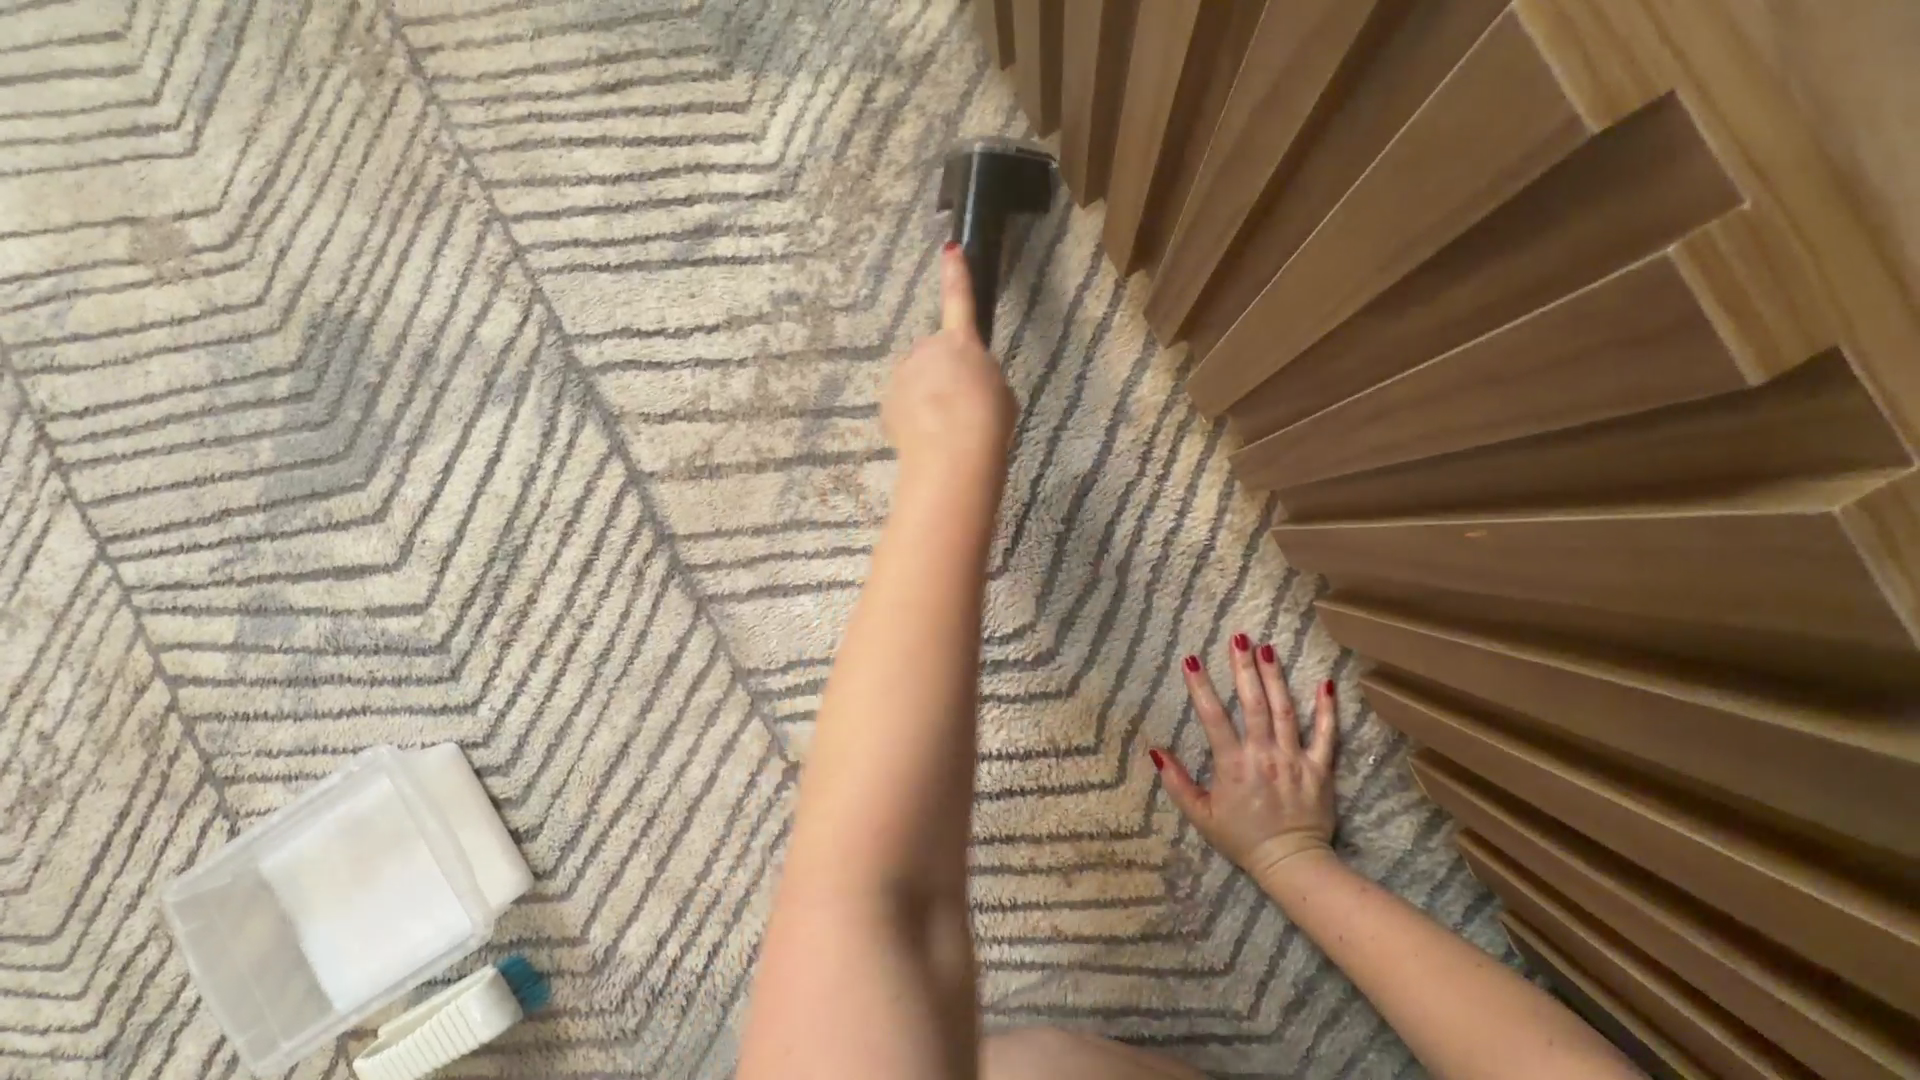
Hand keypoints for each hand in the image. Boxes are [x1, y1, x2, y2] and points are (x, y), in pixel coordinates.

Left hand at [881, 243, 1015, 469]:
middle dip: (944, 372)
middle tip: (962, 405)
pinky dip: (913, 417)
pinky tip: (927, 437)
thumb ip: (982, 377)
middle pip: (936, 354)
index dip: (957, 273)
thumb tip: (966, 385)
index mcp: (962, 342)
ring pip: (917, 380)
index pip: (960, 299)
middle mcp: (927, 350)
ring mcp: (903, 375)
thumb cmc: (987, 424)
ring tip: (945, 427)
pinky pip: (904, 404)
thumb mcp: (1001, 394)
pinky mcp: (887, 401)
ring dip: (928, 396)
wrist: (952, 457)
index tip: (950, 249)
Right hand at [1151, 635, 1337, 881]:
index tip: (1191, 660)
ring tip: (1268, 649)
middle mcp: (1264, 755)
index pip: (1213, 718)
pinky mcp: (1320, 769)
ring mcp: (1295, 759)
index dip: (1200, 688)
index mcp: (1233, 765)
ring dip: (1276, 678)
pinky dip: (1326, 709)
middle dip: (1243, 669)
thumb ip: (1177, 783)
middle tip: (1239, 638)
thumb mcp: (1201, 816)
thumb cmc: (1242, 839)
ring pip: (1285, 711)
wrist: (1291, 864)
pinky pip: (1326, 735)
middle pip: (1253, 704)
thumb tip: (1155, 751)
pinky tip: (1325, 684)